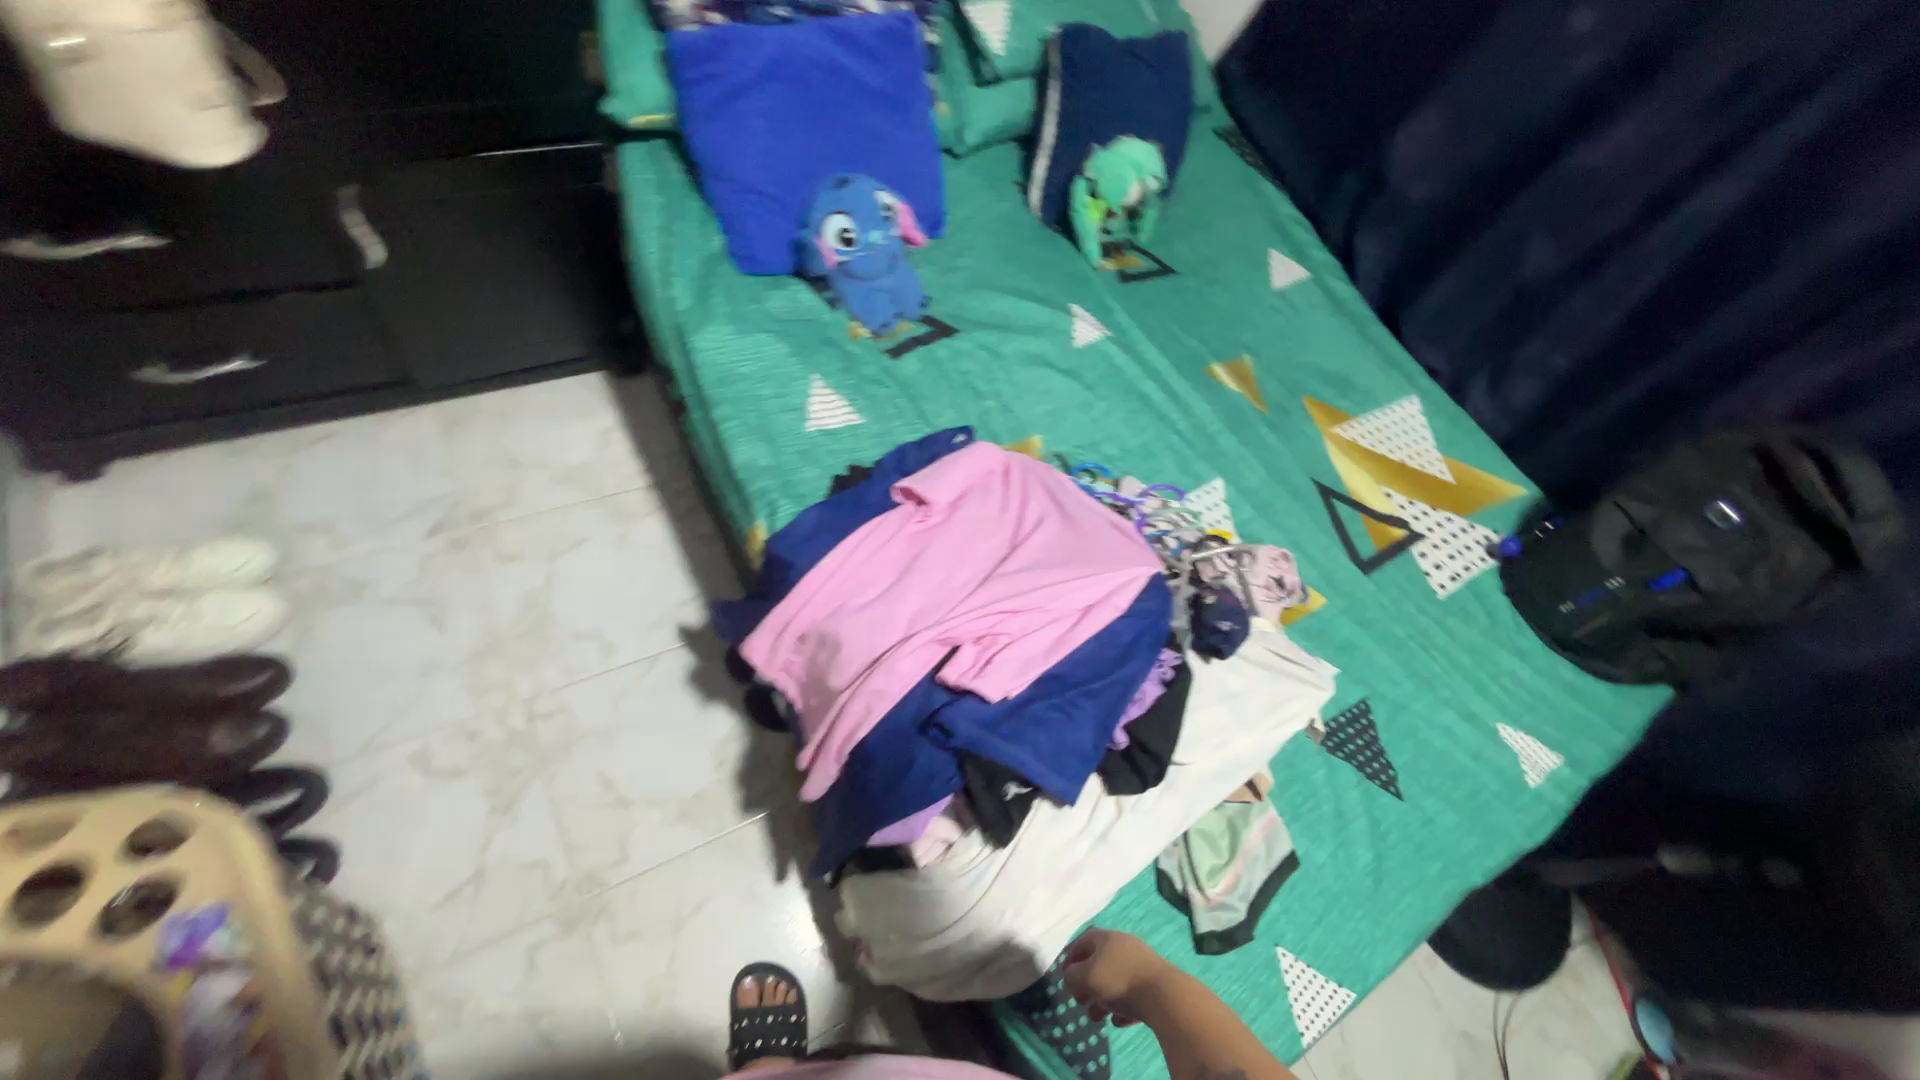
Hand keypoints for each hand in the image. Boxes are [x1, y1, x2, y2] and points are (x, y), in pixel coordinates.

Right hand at [1062, 927, 1177, 1026]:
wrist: (1163, 995)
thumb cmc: (1118, 980)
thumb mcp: (1085, 977)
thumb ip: (1072, 977)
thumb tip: (1072, 978)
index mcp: (1107, 938)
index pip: (1084, 940)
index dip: (1071, 956)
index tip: (1064, 975)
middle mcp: (1125, 946)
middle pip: (1100, 963)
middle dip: (1087, 984)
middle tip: (1080, 1000)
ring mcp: (1142, 965)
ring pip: (1115, 981)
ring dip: (1102, 999)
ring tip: (1097, 1017)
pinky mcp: (1155, 984)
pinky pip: (1133, 995)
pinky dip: (1122, 1007)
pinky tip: (1118, 1021)